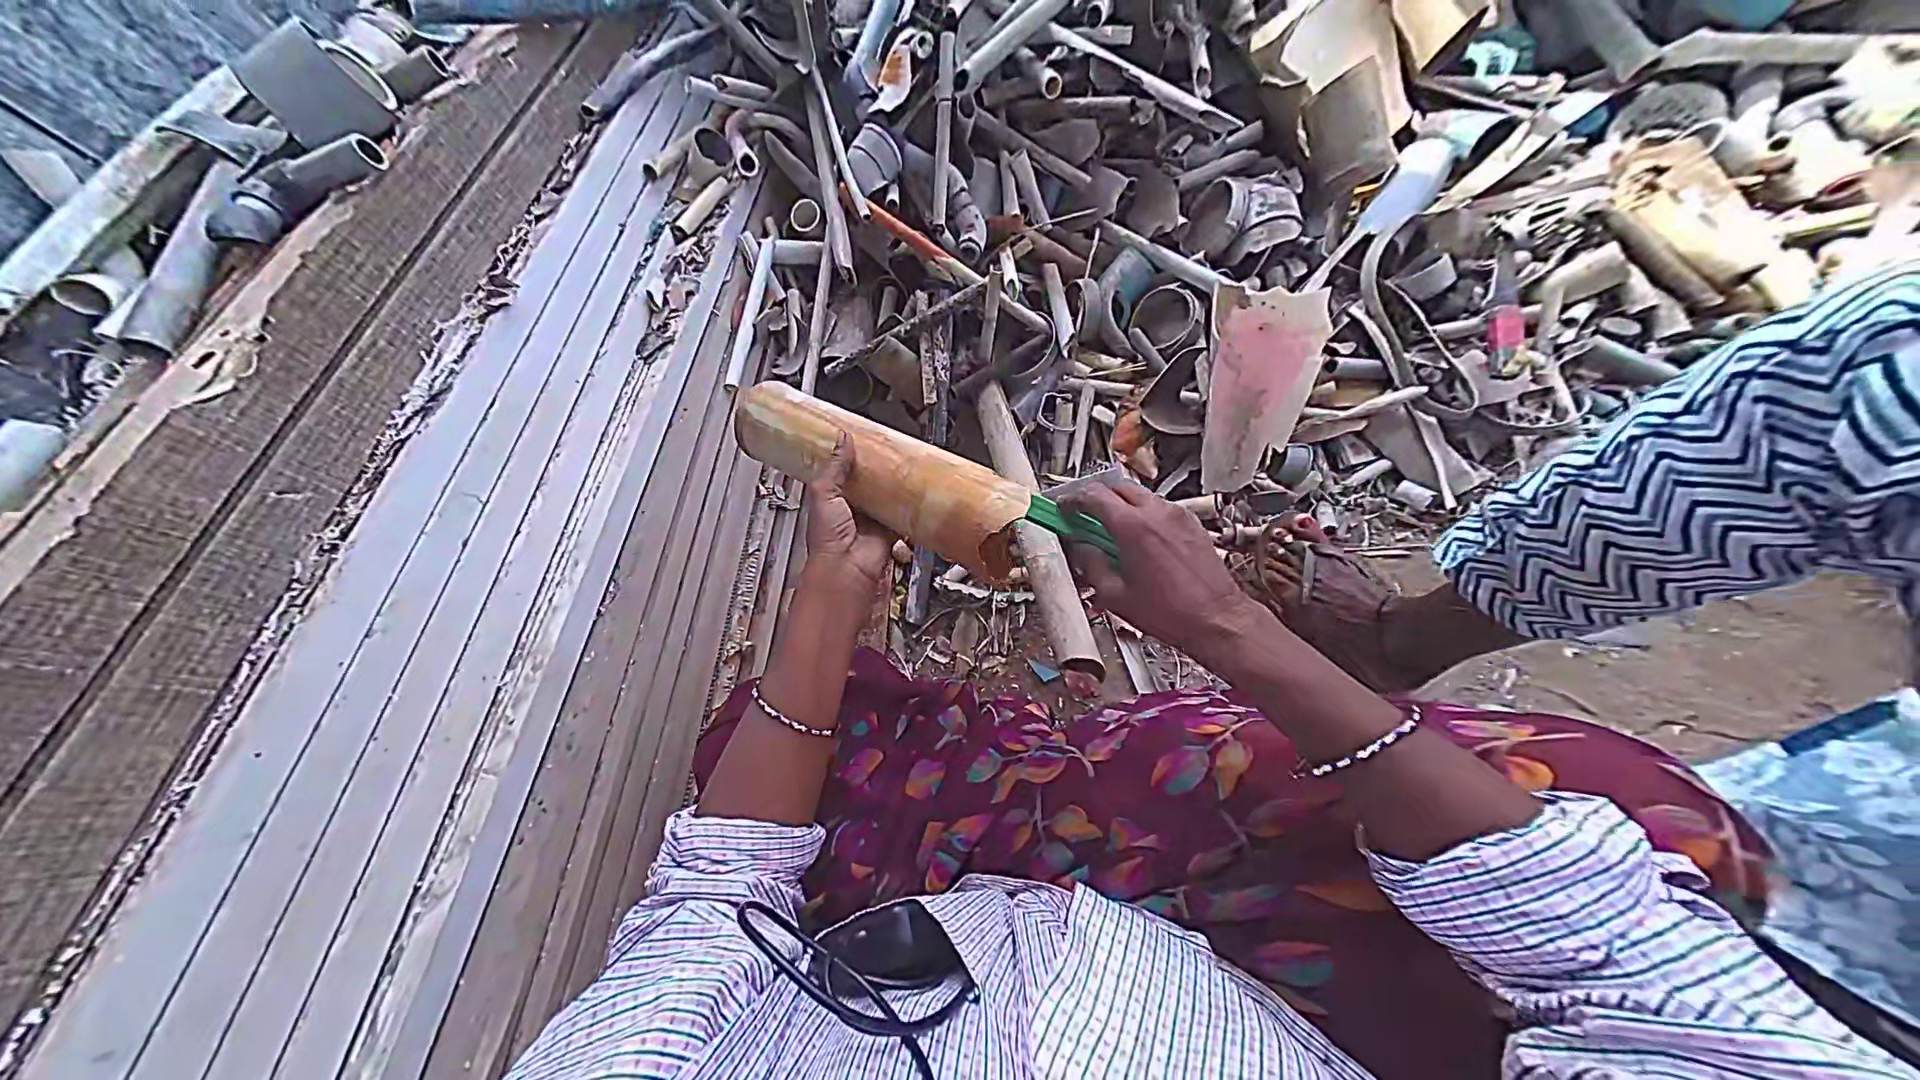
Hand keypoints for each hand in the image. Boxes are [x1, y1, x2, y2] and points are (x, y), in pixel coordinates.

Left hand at [804, 433, 894, 589]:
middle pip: (870, 484)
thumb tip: (843, 439)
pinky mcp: (891, 530)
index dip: (854, 459)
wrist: (847, 565)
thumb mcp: (824, 492)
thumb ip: (834, 467)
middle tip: (889, 451)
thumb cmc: (828, 536)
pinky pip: (903, 514)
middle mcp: (855, 509)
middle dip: (878, 471)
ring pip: (887, 497)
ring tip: (904, 465)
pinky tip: (914, 490)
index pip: (845, 473)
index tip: (865, 442)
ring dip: (895, 486)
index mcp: (834, 500)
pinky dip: (908, 506)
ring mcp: (873, 520)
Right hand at [1060, 481, 1278, 665]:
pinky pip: (1159, 509)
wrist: (1216, 620)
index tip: (1064, 508)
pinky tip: (1138, 540)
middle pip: (1116, 487)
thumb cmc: (1173, 612)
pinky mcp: (1191, 525)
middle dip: (1095, 498)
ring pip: (1139, 496)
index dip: (1072, 500)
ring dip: (1120, 506)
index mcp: (1133, 527)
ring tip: (1110, 531)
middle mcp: (1157, 513)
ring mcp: (1177, 516)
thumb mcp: (1115, 594)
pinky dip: (1142, 515)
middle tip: (1082, 516)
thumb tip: (1082, 551)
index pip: (1093, 496)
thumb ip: (1091, 565)